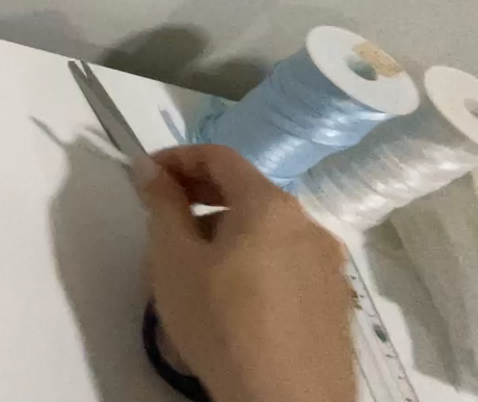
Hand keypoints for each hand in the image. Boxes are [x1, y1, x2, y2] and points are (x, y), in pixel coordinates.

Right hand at [140, 145, 355, 401]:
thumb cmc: (220, 321)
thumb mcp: (172, 255)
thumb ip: (161, 202)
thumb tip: (151, 167)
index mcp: (271, 207)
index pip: (218, 156)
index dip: (175, 157)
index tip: (143, 177)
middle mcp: (309, 228)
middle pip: (245, 190)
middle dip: (197, 193)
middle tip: (159, 213)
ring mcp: (329, 268)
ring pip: (264, 228)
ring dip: (221, 228)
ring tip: (187, 260)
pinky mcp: (334, 304)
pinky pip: (283, 260)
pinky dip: (249, 257)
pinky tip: (225, 293)